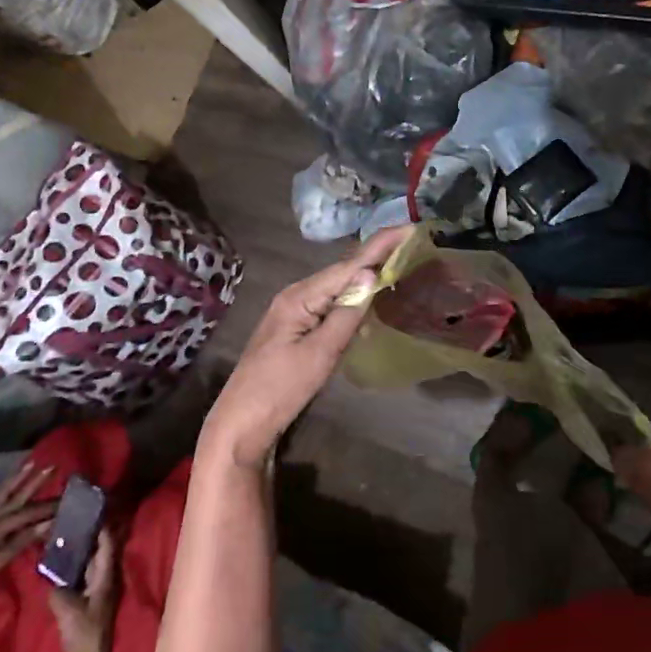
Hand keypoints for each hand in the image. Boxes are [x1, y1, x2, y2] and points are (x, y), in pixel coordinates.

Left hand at [0, 461, 55, 602]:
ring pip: (3, 491)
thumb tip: (48, 524)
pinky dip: (5, 485)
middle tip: (52, 466)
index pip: (28, 513)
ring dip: (18, 477)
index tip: (66, 500)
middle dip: (36, 481)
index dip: (47, 507)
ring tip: (31, 464)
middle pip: (17, 496)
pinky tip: (11, 480)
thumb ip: (21, 541)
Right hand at [47, 528, 116, 651]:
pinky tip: (62, 559)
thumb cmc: (84, 629)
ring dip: (81, 548)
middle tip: (76, 518)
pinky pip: (82, 572)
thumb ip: (59, 590)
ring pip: (90, 560)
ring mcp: (97, 585)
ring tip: (67, 533)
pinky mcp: (87, 595)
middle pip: (99, 549)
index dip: (103, 527)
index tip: (94, 510)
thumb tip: (50, 574)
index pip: (108, 544)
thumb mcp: (68, 609)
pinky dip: (74, 564)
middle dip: (90, 534)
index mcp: (106, 574)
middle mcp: (105, 575)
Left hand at [200, 227, 409, 468]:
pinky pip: (330, 301)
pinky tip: (368, 293)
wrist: (241, 423)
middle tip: (409, 241)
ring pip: (336, 285)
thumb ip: (346, 313)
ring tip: (397, 259)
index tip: (407, 228)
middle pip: (342, 270)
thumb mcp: (320, 354)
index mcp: (300, 297)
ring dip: (365, 272)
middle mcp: (296, 295)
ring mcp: (293, 310)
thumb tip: (370, 275)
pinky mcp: (296, 326)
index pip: (348, 266)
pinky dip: (352, 293)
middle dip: (375, 254)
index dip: (379, 246)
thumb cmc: (280, 390)